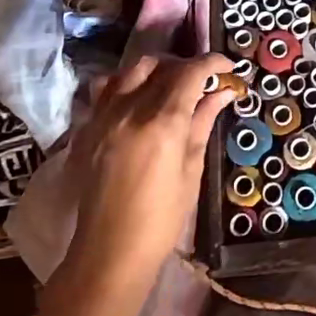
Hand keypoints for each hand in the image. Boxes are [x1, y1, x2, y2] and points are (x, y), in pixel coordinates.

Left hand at [65, 51, 234, 283]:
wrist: (109, 252)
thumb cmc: (163, 216)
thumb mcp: (192, 167)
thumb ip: (203, 122)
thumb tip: (223, 92)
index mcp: (163, 123)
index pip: (191, 73)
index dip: (213, 63)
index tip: (228, 68)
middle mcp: (130, 112)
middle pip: (163, 66)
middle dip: (188, 66)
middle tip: (205, 80)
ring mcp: (103, 119)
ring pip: (131, 70)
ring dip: (157, 69)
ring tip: (171, 85)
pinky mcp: (87, 130)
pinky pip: (105, 90)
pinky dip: (126, 83)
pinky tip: (138, 99)